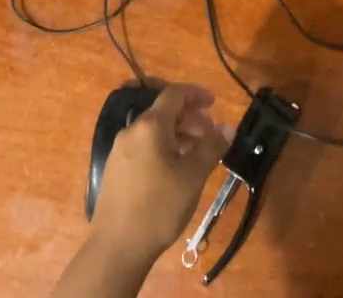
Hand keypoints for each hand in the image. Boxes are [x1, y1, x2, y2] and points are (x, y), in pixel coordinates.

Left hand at [90, 83, 231, 264]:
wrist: (116, 248)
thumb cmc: (159, 206)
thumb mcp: (193, 176)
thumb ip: (211, 146)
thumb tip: (227, 126)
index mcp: (150, 126)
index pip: (174, 94)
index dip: (196, 94)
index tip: (214, 103)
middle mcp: (131, 131)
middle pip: (164, 112)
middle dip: (190, 118)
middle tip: (210, 134)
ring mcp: (119, 151)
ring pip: (153, 131)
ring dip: (178, 134)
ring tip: (196, 154)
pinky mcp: (115, 170)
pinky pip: (143, 147)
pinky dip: (163, 148)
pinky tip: (174, 170)